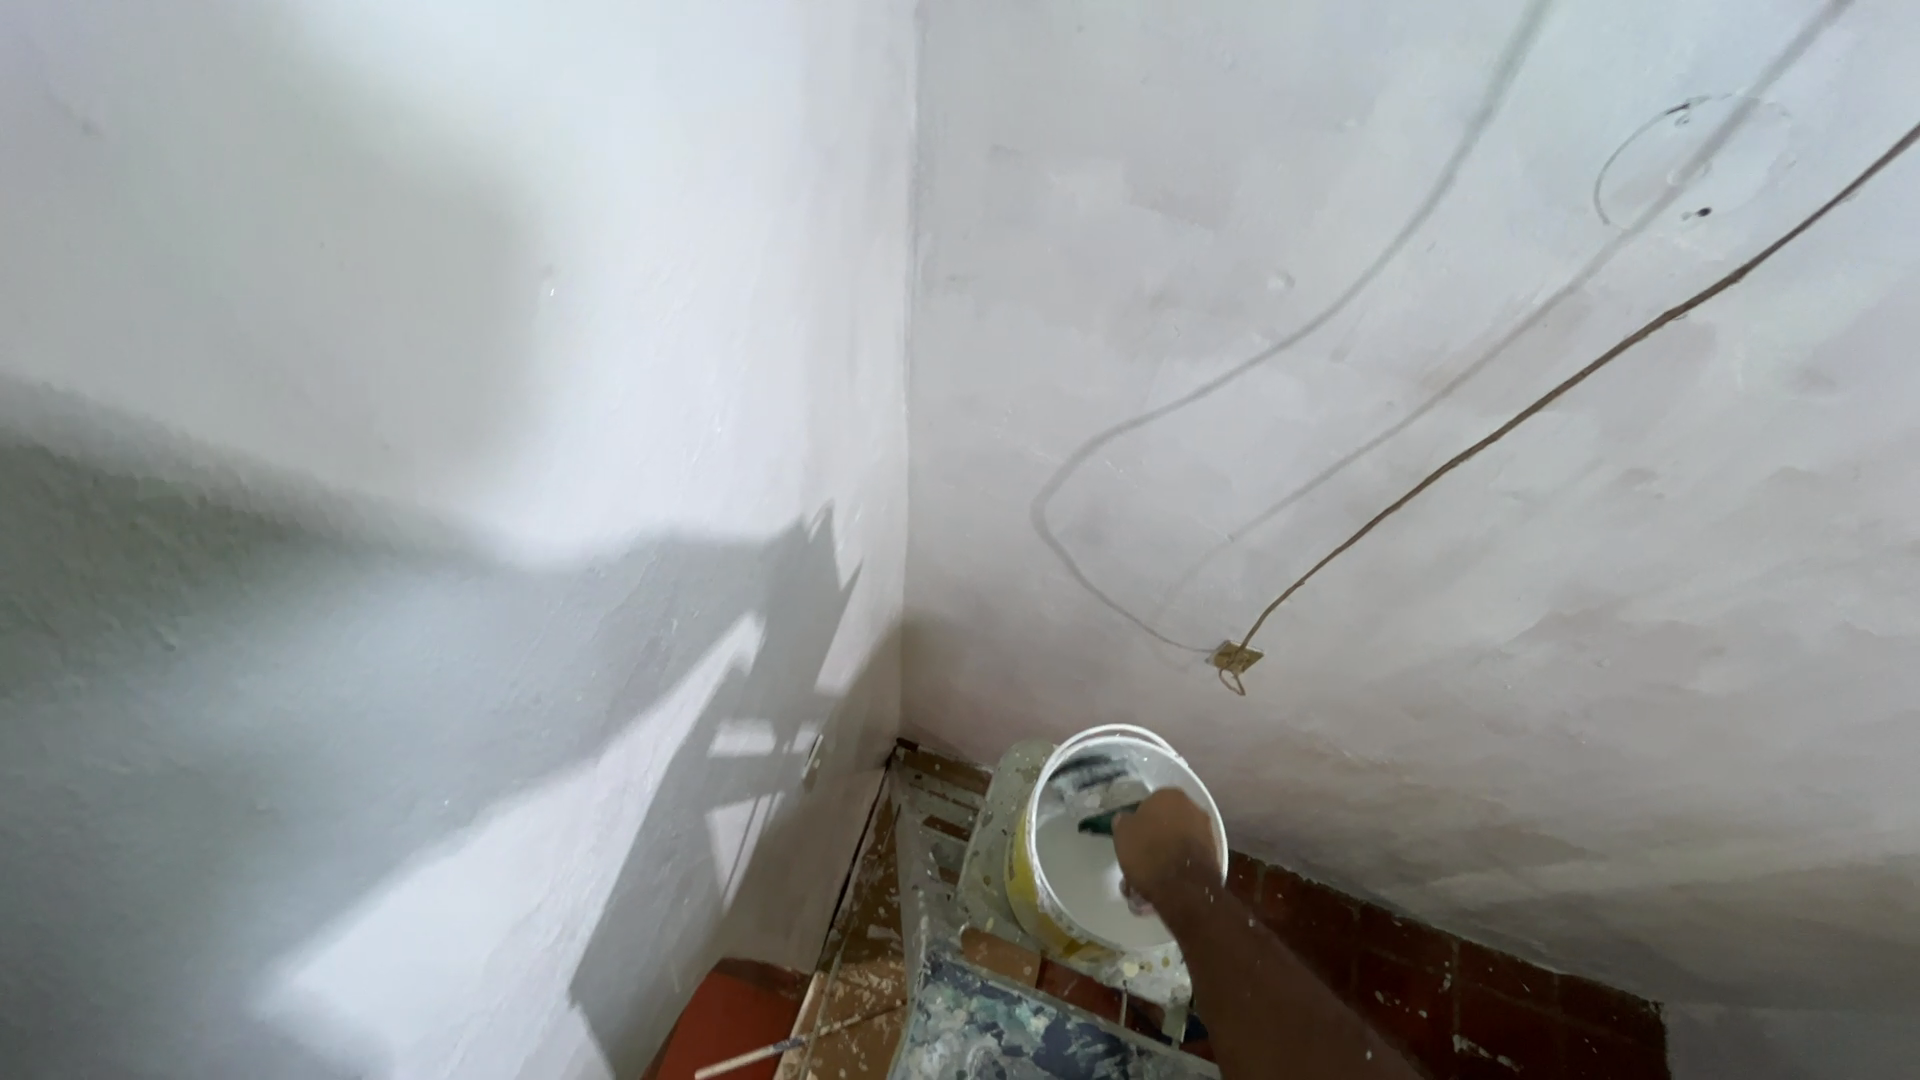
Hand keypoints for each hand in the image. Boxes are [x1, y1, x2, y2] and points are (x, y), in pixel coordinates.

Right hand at [1111, 788, 1219, 906]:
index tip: (1131, 837)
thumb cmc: (1149, 852)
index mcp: (1170, 795)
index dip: (1139, 821)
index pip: (1150, 802)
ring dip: (1163, 856)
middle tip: (1137, 858)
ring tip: (1146, 879)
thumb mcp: (1122, 833)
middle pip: (1166, 823)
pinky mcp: (1213, 857)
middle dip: (1153, 839)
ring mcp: (1206, 833)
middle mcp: (1193, 808)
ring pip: (1177, 843)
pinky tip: (1162, 885)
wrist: (1184, 888)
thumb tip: (1127, 820)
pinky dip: (1176, 868)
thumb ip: (1124, 822)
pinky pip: (1187, 859)